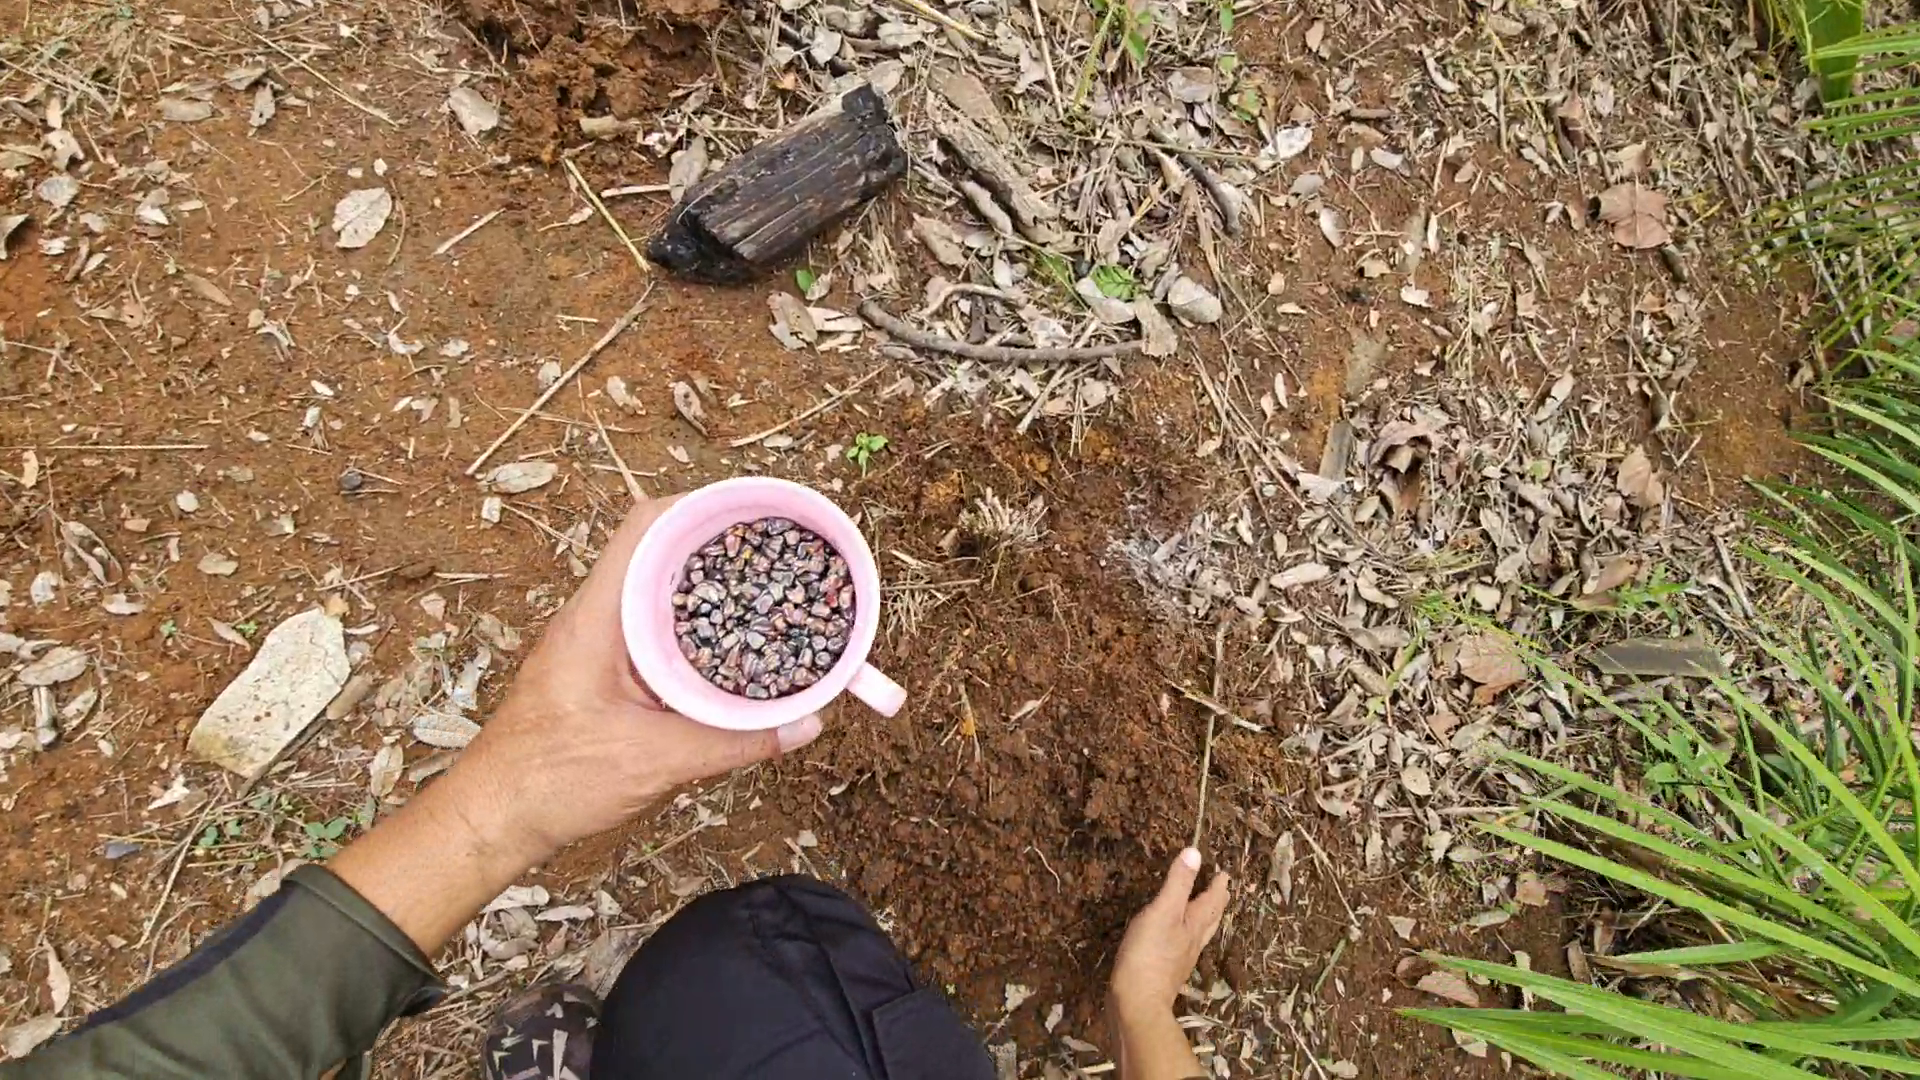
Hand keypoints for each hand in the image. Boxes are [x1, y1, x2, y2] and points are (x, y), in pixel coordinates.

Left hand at [453, 494, 823, 862]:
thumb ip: (734, 741)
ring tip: (765, 583)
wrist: (492, 820)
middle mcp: (599, 616)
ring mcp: (602, 639)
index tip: (750, 510)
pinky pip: (659, 625)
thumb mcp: (653, 761)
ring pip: (661, 589)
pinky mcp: (609, 665)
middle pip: (660, 550)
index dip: (697, 505)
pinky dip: (698, 622)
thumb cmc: (550, 782)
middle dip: (717, 541)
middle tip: (776, 547)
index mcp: (598, 618)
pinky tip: (734, 639)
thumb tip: (807, 725)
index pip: (643, 529)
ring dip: (709, 582)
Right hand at [1110, 848, 1229, 1019]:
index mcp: (1193, 925)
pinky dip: (1188, 934)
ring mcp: (1180, 958)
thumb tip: (1195, 852)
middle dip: (1216, 903)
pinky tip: (1179, 938)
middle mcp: (1192, 941)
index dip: (1217, 887)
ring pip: (1199, 933)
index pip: (1211, 902)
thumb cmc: (1150, 952)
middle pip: (1210, 919)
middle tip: (1223, 891)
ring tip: (1207, 911)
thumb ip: (1178, 883)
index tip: (1225, 874)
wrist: (1137, 1001)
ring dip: (1206, 919)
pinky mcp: (1166, 970)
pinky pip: (1184, 945)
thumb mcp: (1163, 910)